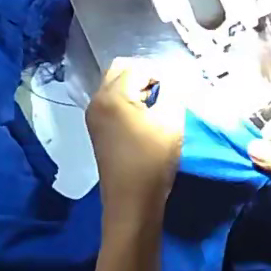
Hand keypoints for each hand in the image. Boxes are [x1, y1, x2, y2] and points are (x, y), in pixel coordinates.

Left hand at [86, 59, 185, 218]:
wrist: (131, 203)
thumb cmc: (152, 161)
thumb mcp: (171, 122)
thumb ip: (174, 92)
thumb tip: (176, 76)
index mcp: (112, 96)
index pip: (139, 67)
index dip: (161, 74)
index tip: (177, 90)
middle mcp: (97, 100)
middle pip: (121, 69)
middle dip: (145, 74)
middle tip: (166, 92)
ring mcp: (93, 115)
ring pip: (115, 84)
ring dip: (136, 87)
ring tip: (158, 105)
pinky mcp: (97, 128)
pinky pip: (112, 100)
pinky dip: (128, 100)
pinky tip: (145, 117)